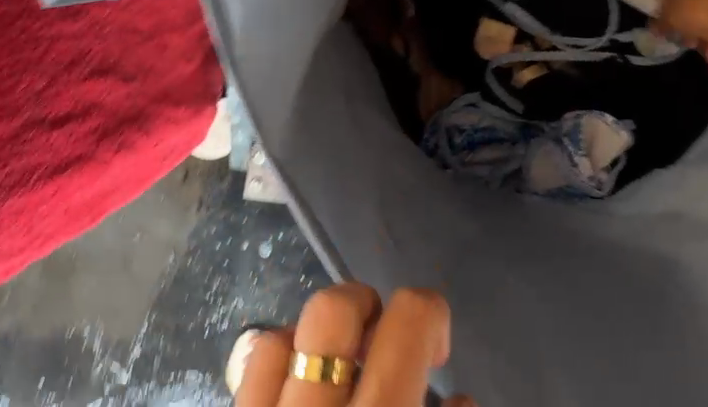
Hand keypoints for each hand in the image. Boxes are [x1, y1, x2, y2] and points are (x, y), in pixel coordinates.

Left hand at [229, 283, 475, 406]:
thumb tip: (457, 398)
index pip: (408, 321)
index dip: (431, 317)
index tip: (438, 352)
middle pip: (335, 309)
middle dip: (368, 312)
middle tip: (385, 349)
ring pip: (280, 338)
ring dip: (314, 344)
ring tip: (340, 369)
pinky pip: (250, 372)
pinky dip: (278, 365)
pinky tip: (300, 388)